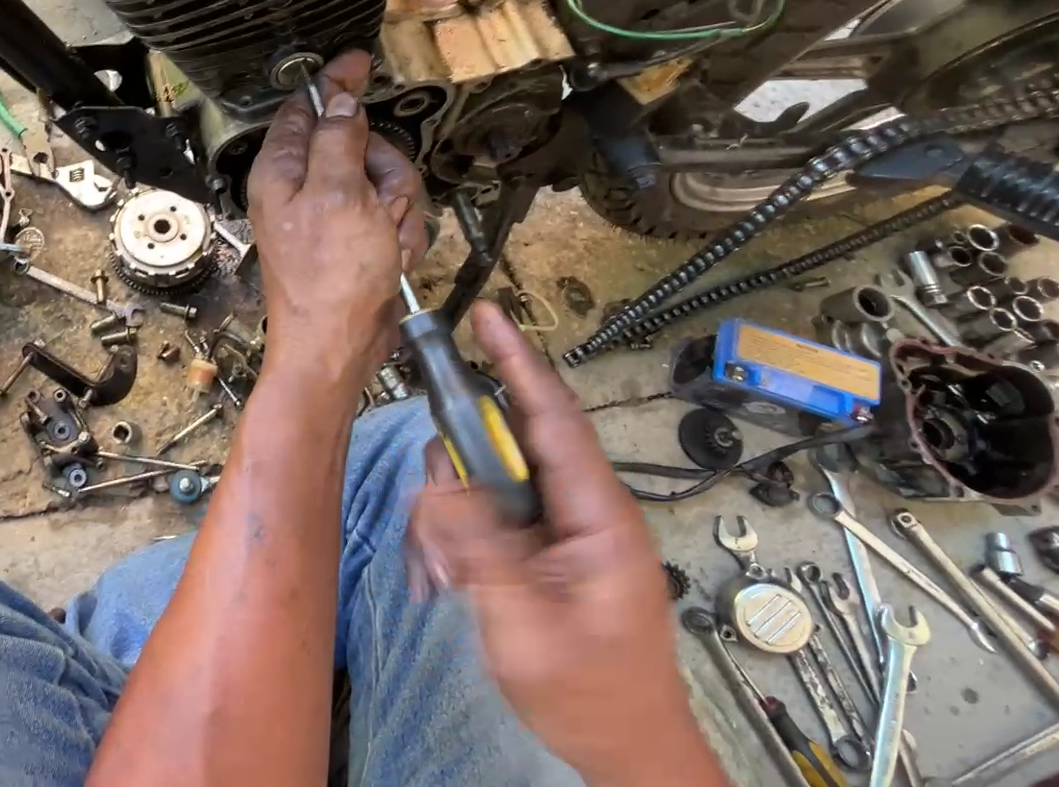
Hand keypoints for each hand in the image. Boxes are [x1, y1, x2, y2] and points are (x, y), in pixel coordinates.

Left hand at [247, 50, 428, 389]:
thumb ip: (338, 140)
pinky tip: (389, 256)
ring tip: (386, 239)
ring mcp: (333, 214)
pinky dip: (399, 234)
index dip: (335, 85)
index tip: (359, 62)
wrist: (340, 344)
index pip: (305, 107)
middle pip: (359, 144)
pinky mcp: (357, 237)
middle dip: (385, 170)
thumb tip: (340, 101)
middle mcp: (303, 187)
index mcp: (282, 170)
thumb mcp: (337, 194)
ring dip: (397, 208)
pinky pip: (393, 215)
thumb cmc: (329, 277)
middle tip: (384, 201)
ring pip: (385, 180)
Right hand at [404, 301, 725, 786]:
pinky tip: (443, 581)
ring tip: (440, 579)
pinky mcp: (532, 542)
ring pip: (476, 482)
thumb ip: (482, 548)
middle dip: (451, 479)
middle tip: (433, 539)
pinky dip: (448, 539)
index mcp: (596, 512)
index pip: (553, 415)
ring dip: (443, 521)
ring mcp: (552, 523)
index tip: (487, 314)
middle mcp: (575, 504)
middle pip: (497, 448)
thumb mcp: (526, 624)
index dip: (518, 360)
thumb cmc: (590, 692)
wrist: (625, 748)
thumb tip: (442, 484)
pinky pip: (476, 514)